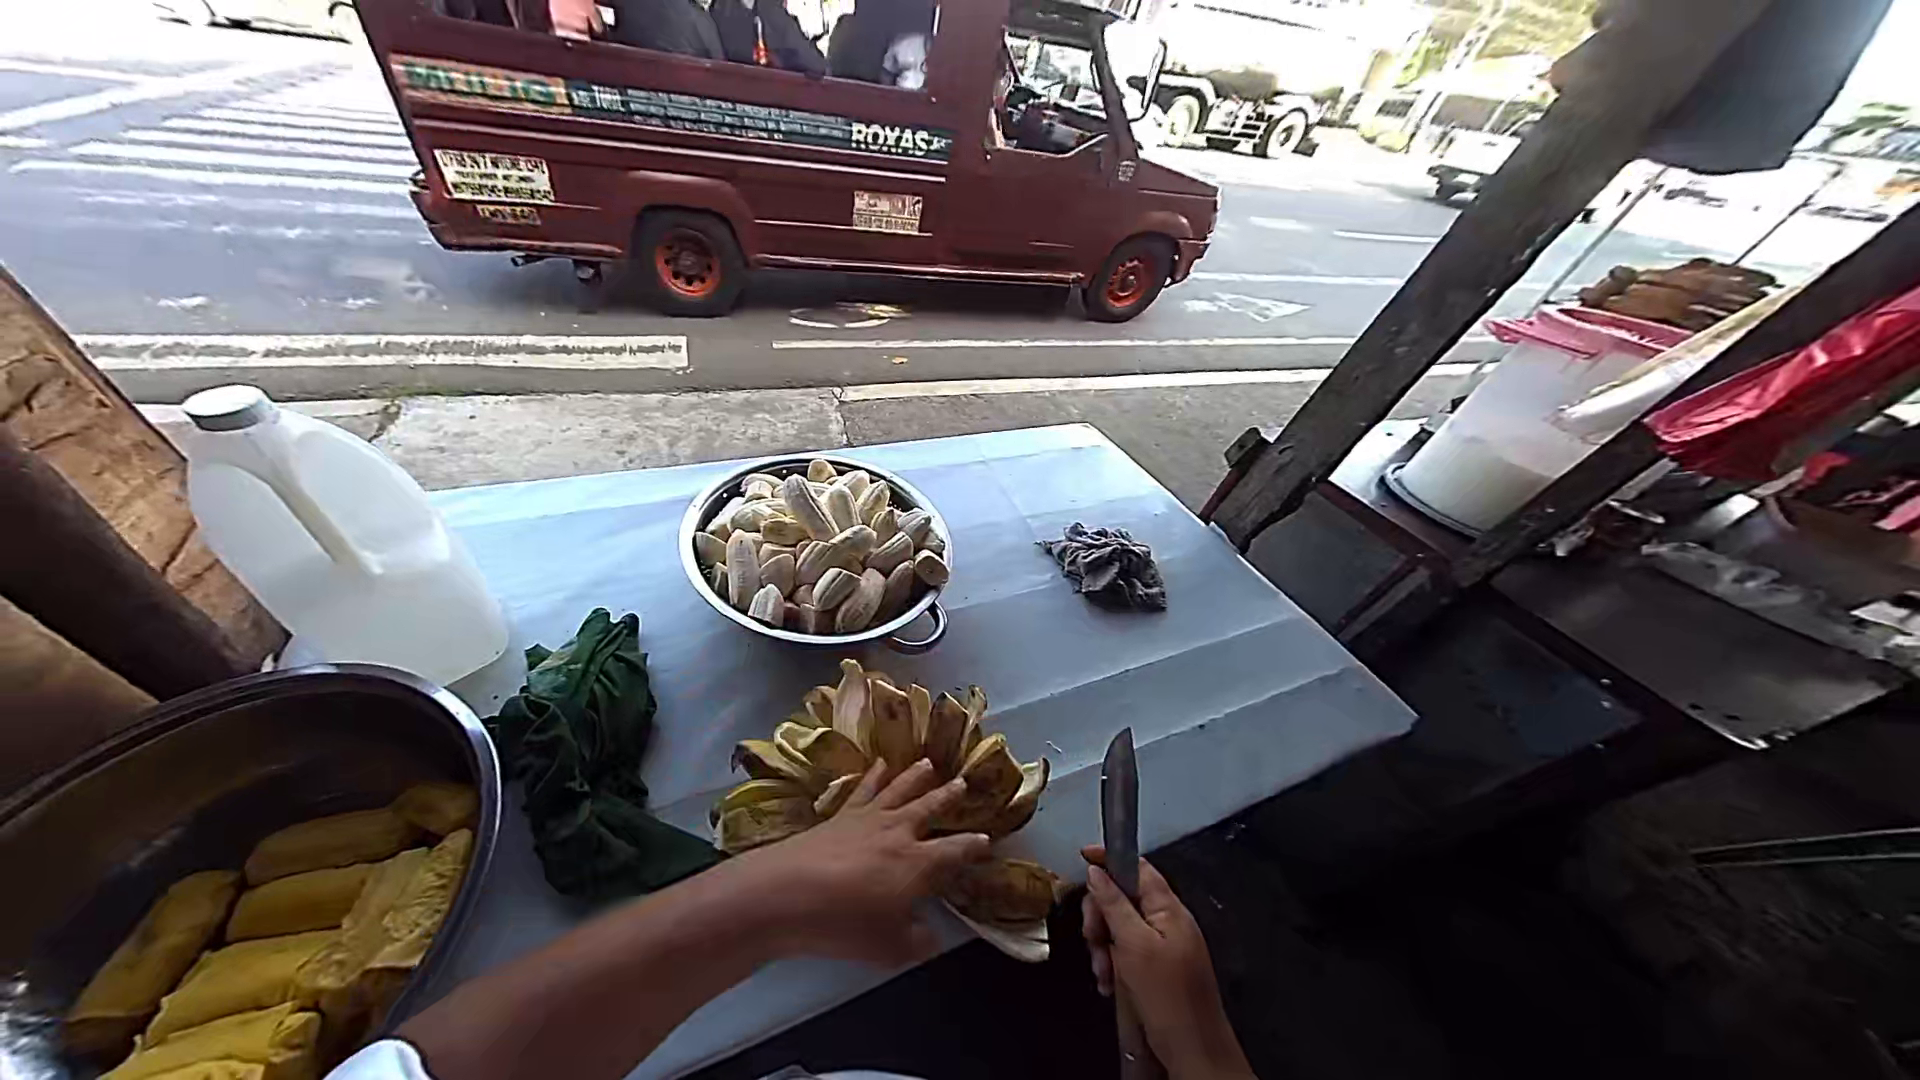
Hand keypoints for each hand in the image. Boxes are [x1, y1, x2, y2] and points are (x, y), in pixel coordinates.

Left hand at [734, 759, 990, 966]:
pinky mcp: (841, 814)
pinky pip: (864, 788)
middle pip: (930, 808)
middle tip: (963, 783)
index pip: (955, 852)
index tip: (986, 840)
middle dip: (948, 797)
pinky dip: (874, 775)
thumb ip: (917, 941)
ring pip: (900, 790)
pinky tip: (878, 764)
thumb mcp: (890, 948)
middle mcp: (899, 832)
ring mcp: (869, 818)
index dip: (972, 847)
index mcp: (918, 863)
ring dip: (916, 777)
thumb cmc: (844, 923)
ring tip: (929, 763)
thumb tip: (931, 935)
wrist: (789, 892)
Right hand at [1081, 846, 1254, 1079]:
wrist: (1196, 1057)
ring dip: (1104, 946)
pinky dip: (1113, 963)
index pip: (1137, 866)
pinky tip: (1108, 984)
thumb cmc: (1168, 997)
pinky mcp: (1158, 969)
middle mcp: (1167, 921)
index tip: (1082, 856)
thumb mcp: (1134, 945)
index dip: (1109, 858)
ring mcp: (1163, 946)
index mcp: (1168, 908)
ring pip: (1120, 927)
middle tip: (1093, 939)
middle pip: (1122, 897)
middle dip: (1100, 916)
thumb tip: (1095, 871)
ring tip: (1102, 973)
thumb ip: (1114, 904)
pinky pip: (1127, 952)